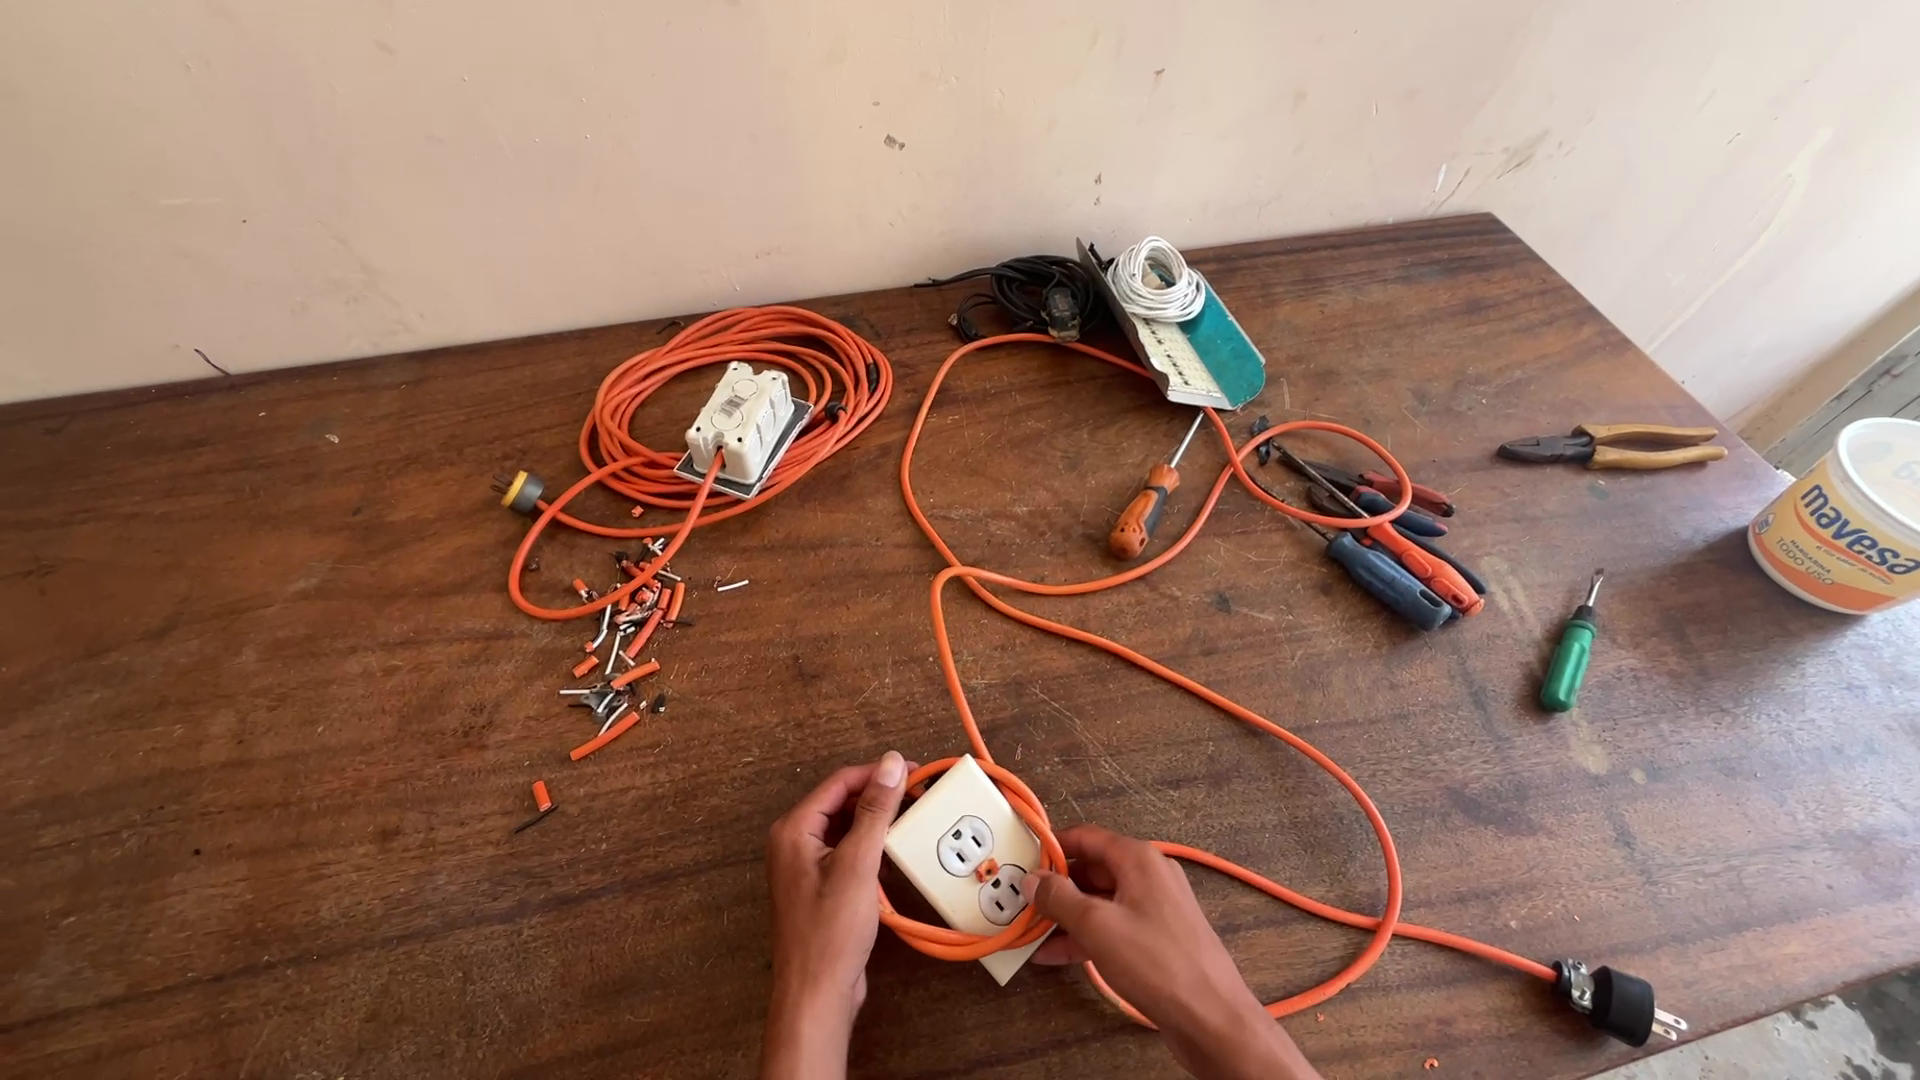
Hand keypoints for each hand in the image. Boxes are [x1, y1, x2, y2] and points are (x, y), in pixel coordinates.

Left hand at [760, 752, 909, 1079]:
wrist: (816, 996)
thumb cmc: (831, 931)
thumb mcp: (858, 863)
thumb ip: (875, 810)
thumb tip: (891, 762)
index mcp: (794, 828)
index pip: (840, 782)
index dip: (877, 773)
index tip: (914, 770)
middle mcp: (794, 841)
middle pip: (841, 801)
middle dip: (879, 795)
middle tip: (918, 793)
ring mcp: (805, 865)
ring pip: (846, 825)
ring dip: (877, 819)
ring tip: (911, 816)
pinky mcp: (820, 885)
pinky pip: (847, 849)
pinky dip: (870, 844)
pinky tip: (894, 850)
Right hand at [1026, 825, 1321, 1079]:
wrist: (1212, 1018)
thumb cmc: (1157, 962)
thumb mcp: (1097, 925)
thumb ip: (1059, 898)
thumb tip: (1033, 879)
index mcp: (1137, 858)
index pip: (1086, 836)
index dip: (1053, 846)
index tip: (1025, 860)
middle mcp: (1149, 874)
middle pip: (1092, 869)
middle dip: (1057, 885)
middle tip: (1024, 900)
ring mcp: (1156, 907)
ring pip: (1101, 900)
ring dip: (1068, 914)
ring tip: (1033, 931)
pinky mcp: (1158, 938)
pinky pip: (1114, 925)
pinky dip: (1087, 935)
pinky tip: (1057, 954)